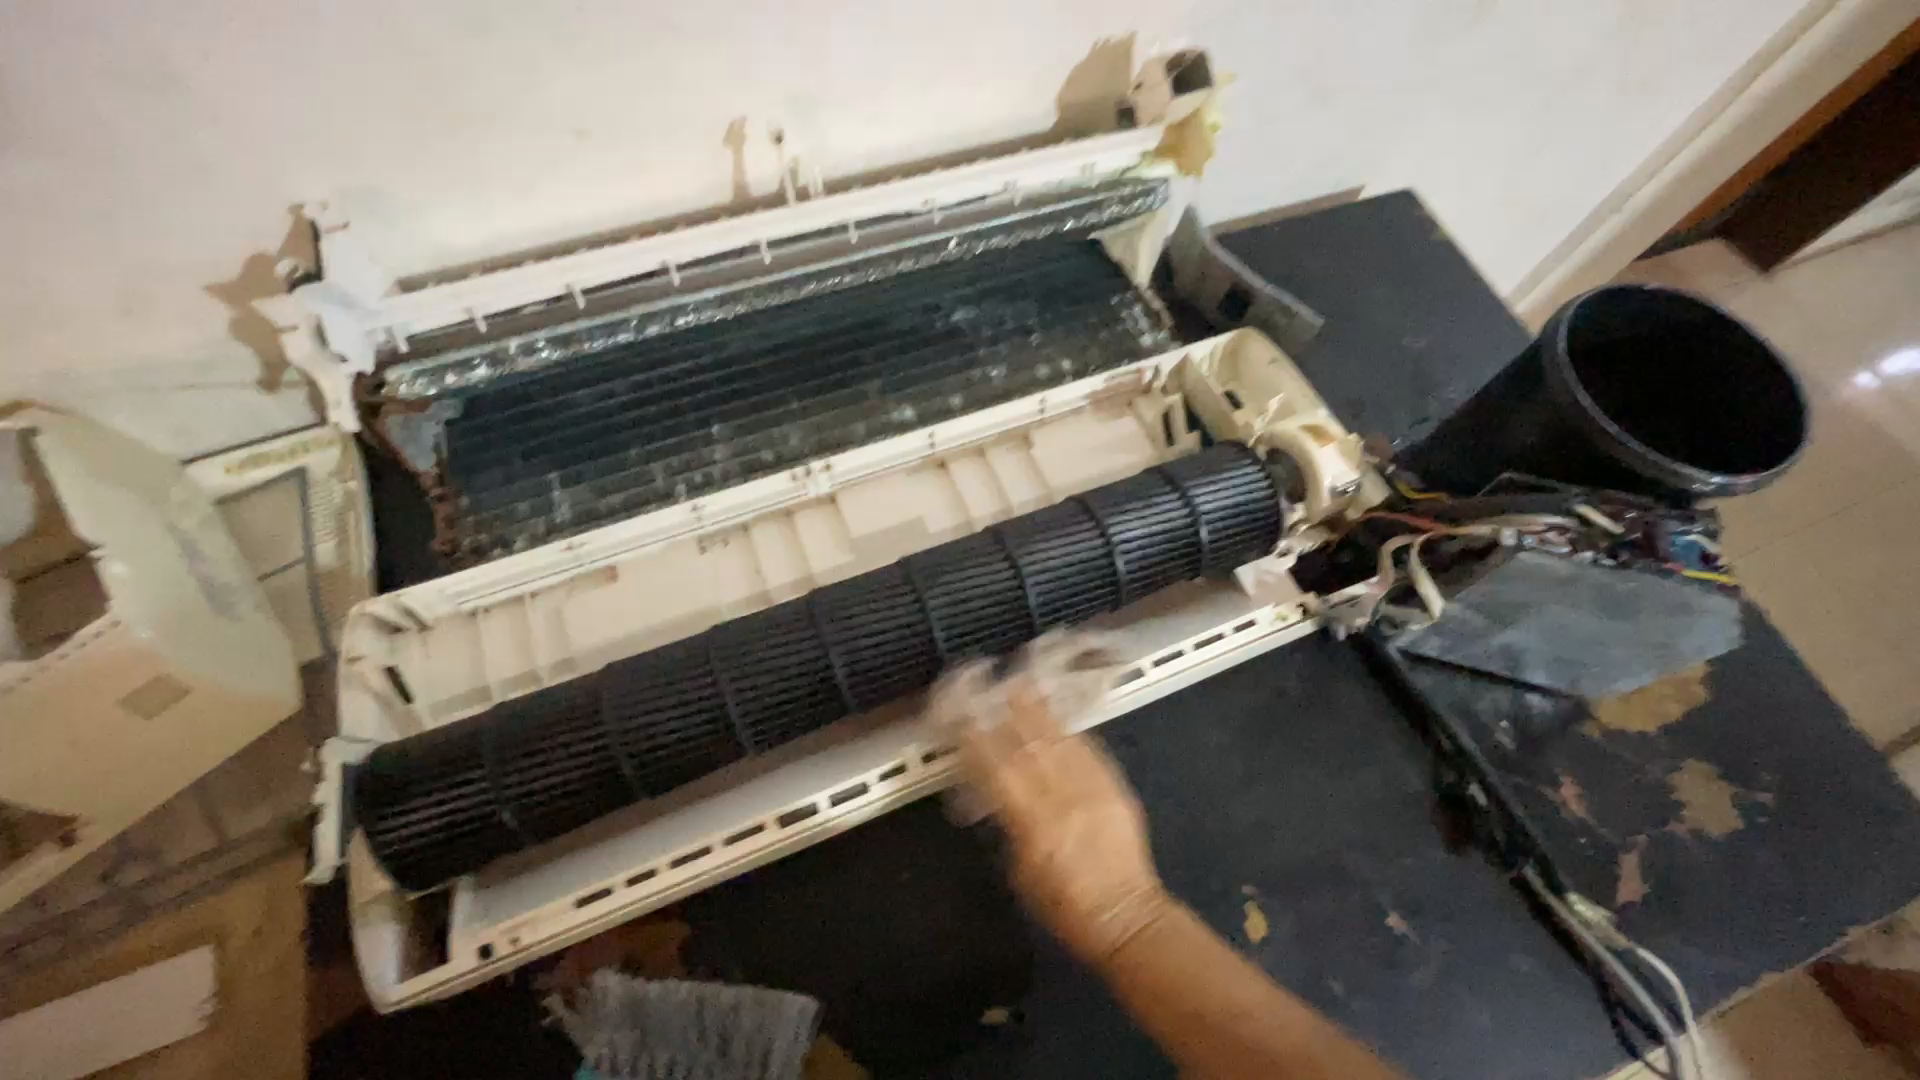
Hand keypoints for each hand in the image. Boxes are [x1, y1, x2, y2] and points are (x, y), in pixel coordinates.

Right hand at [957, 679, 1171, 963]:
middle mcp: (1063, 799)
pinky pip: (1089, 751)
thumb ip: (1011, 828)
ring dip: (1037, 711)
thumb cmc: (1065, 906)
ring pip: (1059, 740)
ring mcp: (1093, 789)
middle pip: (1029, 746)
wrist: (1126, 916)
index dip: (978, 741)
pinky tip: (1057, 717)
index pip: (998, 770)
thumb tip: (999, 796)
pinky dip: (1069, 731)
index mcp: (1034, 824)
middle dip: (1007, 713)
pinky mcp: (1115, 788)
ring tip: (1021, 685)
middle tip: (990, 686)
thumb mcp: (1022, 872)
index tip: (963, 718)